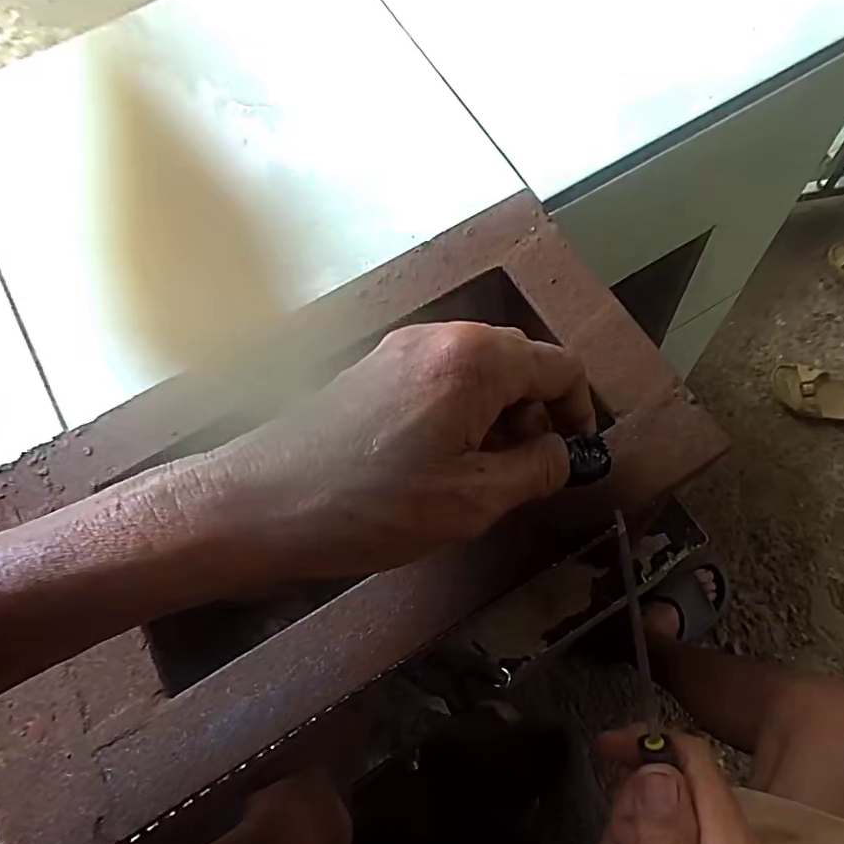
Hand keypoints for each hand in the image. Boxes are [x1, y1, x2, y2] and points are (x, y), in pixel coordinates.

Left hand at [206, 322, 595, 576]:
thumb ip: (537, 470)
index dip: (579, 411)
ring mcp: (400, 349)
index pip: (559, 367)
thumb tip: (561, 452)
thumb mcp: (475, 500)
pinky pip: (439, 381)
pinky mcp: (373, 370)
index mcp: (475, 360)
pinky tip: (436, 462)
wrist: (265, 502)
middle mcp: (439, 338)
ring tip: (476, 474)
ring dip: (495, 418)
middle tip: (520, 471)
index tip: (572, 453)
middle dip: (534, 416)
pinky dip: (458, 415)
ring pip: (477, 374)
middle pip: (519, 364)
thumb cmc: (374, 505)